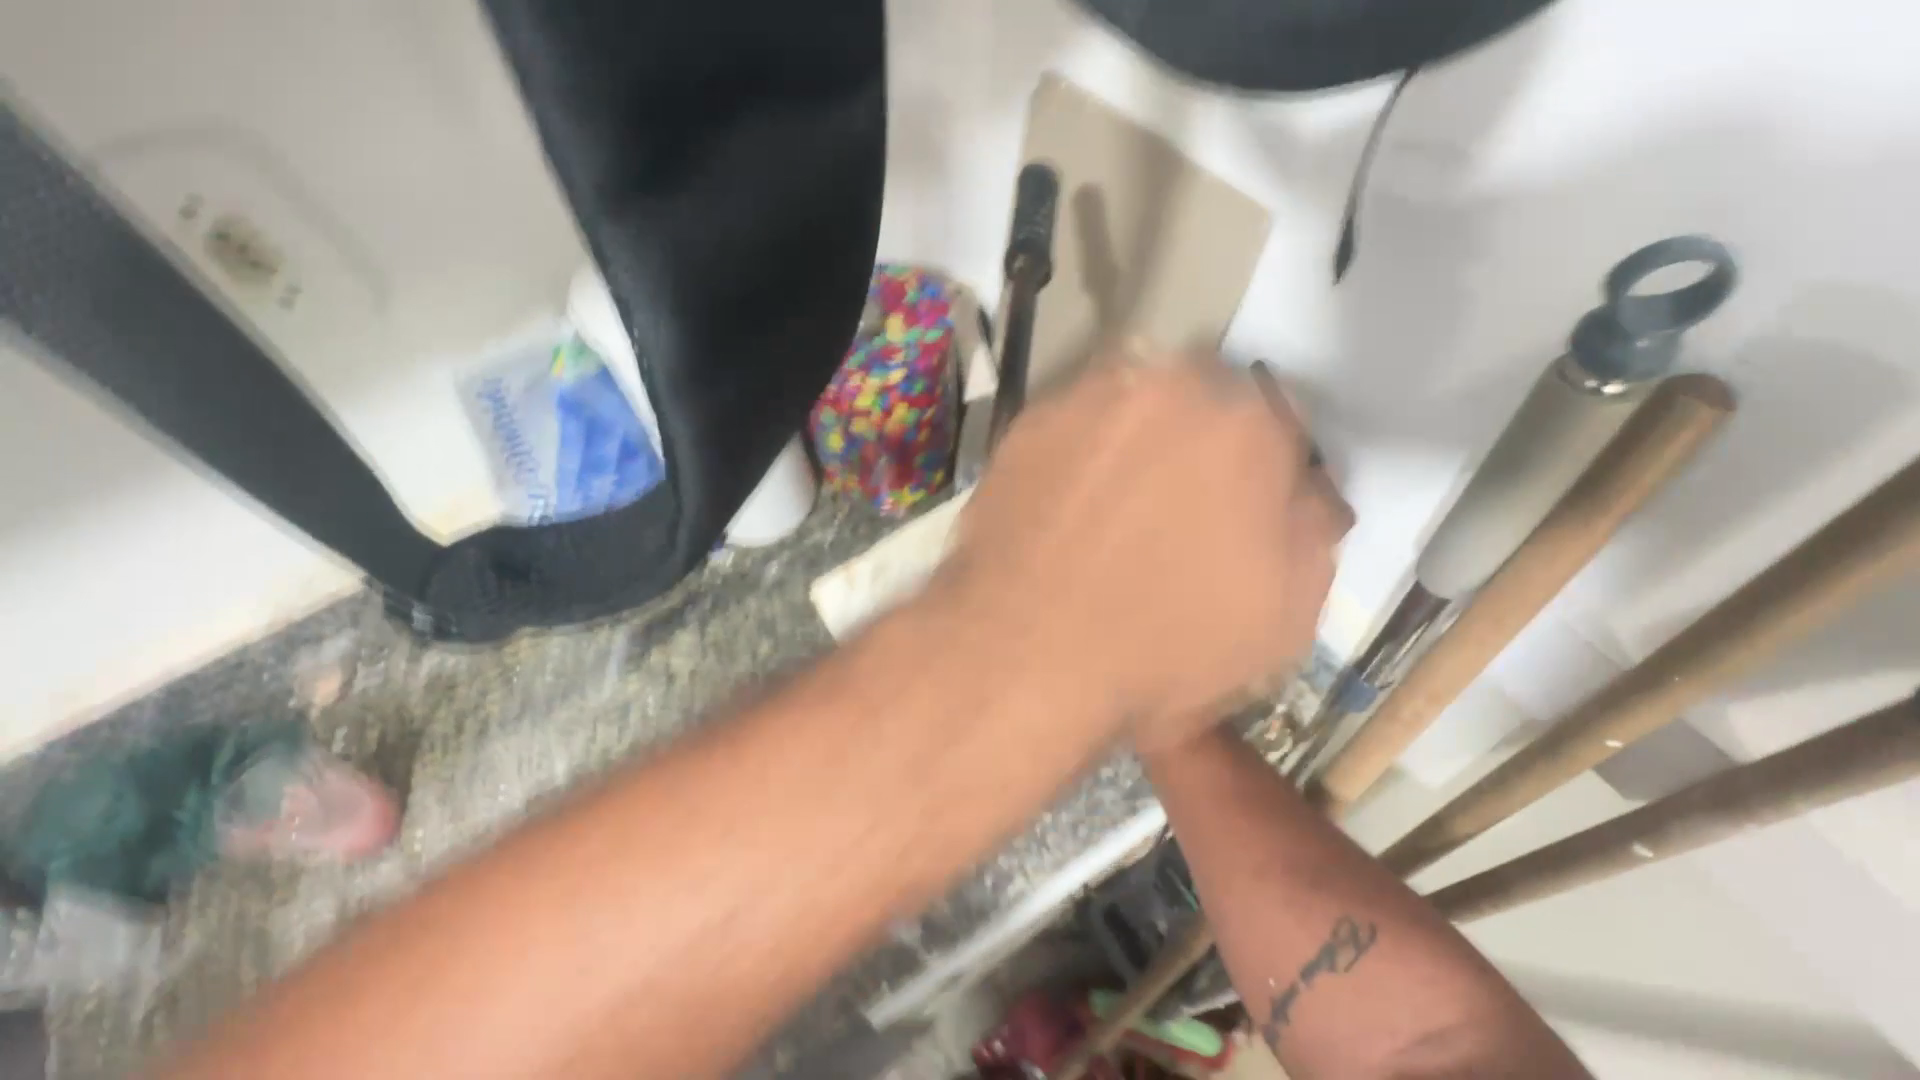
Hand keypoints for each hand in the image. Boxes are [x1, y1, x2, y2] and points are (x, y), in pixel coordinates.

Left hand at [935, 347, 1351, 751]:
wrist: (1024, 653)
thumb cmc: (1166, 645)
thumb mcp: (1285, 614)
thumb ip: (1313, 532)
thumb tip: (1310, 493)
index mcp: (1249, 425)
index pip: (1280, 425)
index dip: (1267, 472)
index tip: (1248, 511)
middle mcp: (1168, 386)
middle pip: (1203, 405)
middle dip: (1202, 448)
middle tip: (1178, 513)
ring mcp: (1088, 398)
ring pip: (1134, 410)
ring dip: (1138, 445)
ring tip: (1116, 514)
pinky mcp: (1026, 424)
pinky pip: (1074, 430)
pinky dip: (1081, 459)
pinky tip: (1068, 511)